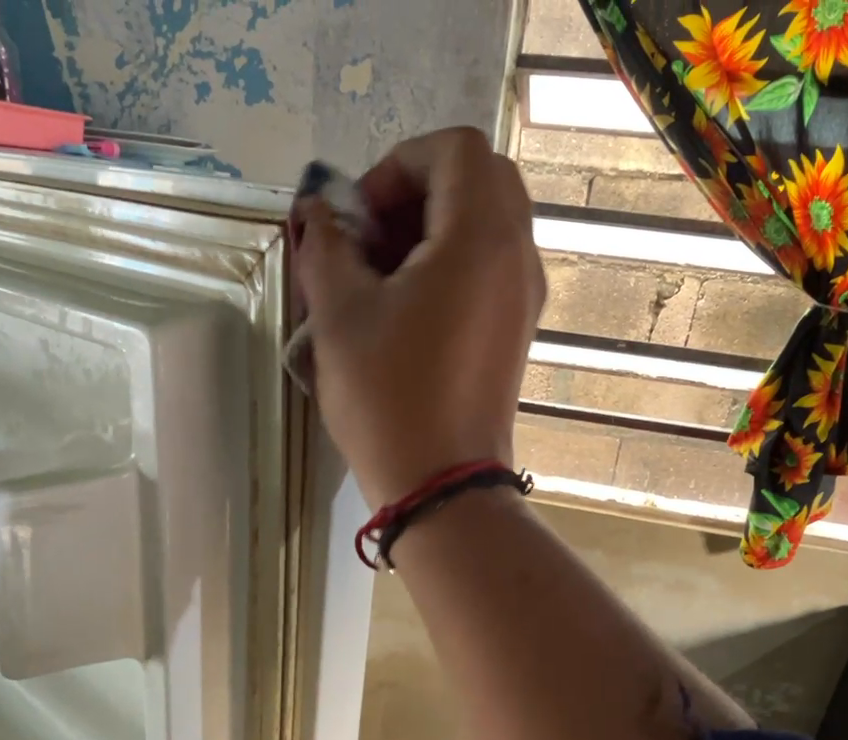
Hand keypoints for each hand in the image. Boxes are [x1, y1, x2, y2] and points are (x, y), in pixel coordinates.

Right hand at [293, 127, 546, 506]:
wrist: (442, 483)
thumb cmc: (388, 396)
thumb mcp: (339, 313)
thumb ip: (327, 244)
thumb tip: (321, 215)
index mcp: (481, 236)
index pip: (454, 148)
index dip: (396, 166)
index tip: (359, 217)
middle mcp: (517, 254)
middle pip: (479, 177)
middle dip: (418, 190)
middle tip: (372, 236)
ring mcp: (525, 293)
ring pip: (488, 220)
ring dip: (434, 225)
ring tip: (383, 274)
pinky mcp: (518, 327)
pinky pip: (492, 263)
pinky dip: (453, 260)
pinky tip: (408, 306)